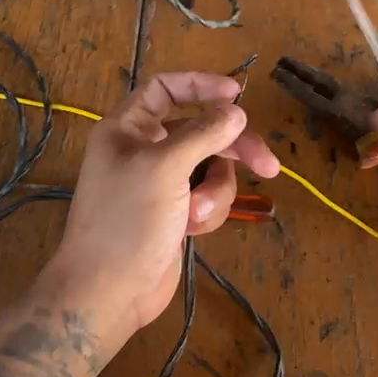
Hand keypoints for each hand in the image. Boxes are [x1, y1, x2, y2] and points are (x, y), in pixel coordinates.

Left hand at [49, 72, 280, 340]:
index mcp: (127, 128)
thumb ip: (202, 134)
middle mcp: (143, 149)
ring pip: (211, 168)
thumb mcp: (164, 168)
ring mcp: (162, 182)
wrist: (109, 291)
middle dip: (231, 150)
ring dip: (214, 191)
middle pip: (201, 130)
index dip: (200, 86)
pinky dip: (208, 212)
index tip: (237, 94)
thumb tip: (236, 111)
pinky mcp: (176, 211)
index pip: (166, 89)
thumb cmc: (127, 221)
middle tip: (268, 165)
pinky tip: (193, 231)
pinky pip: (208, 197)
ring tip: (197, 215)